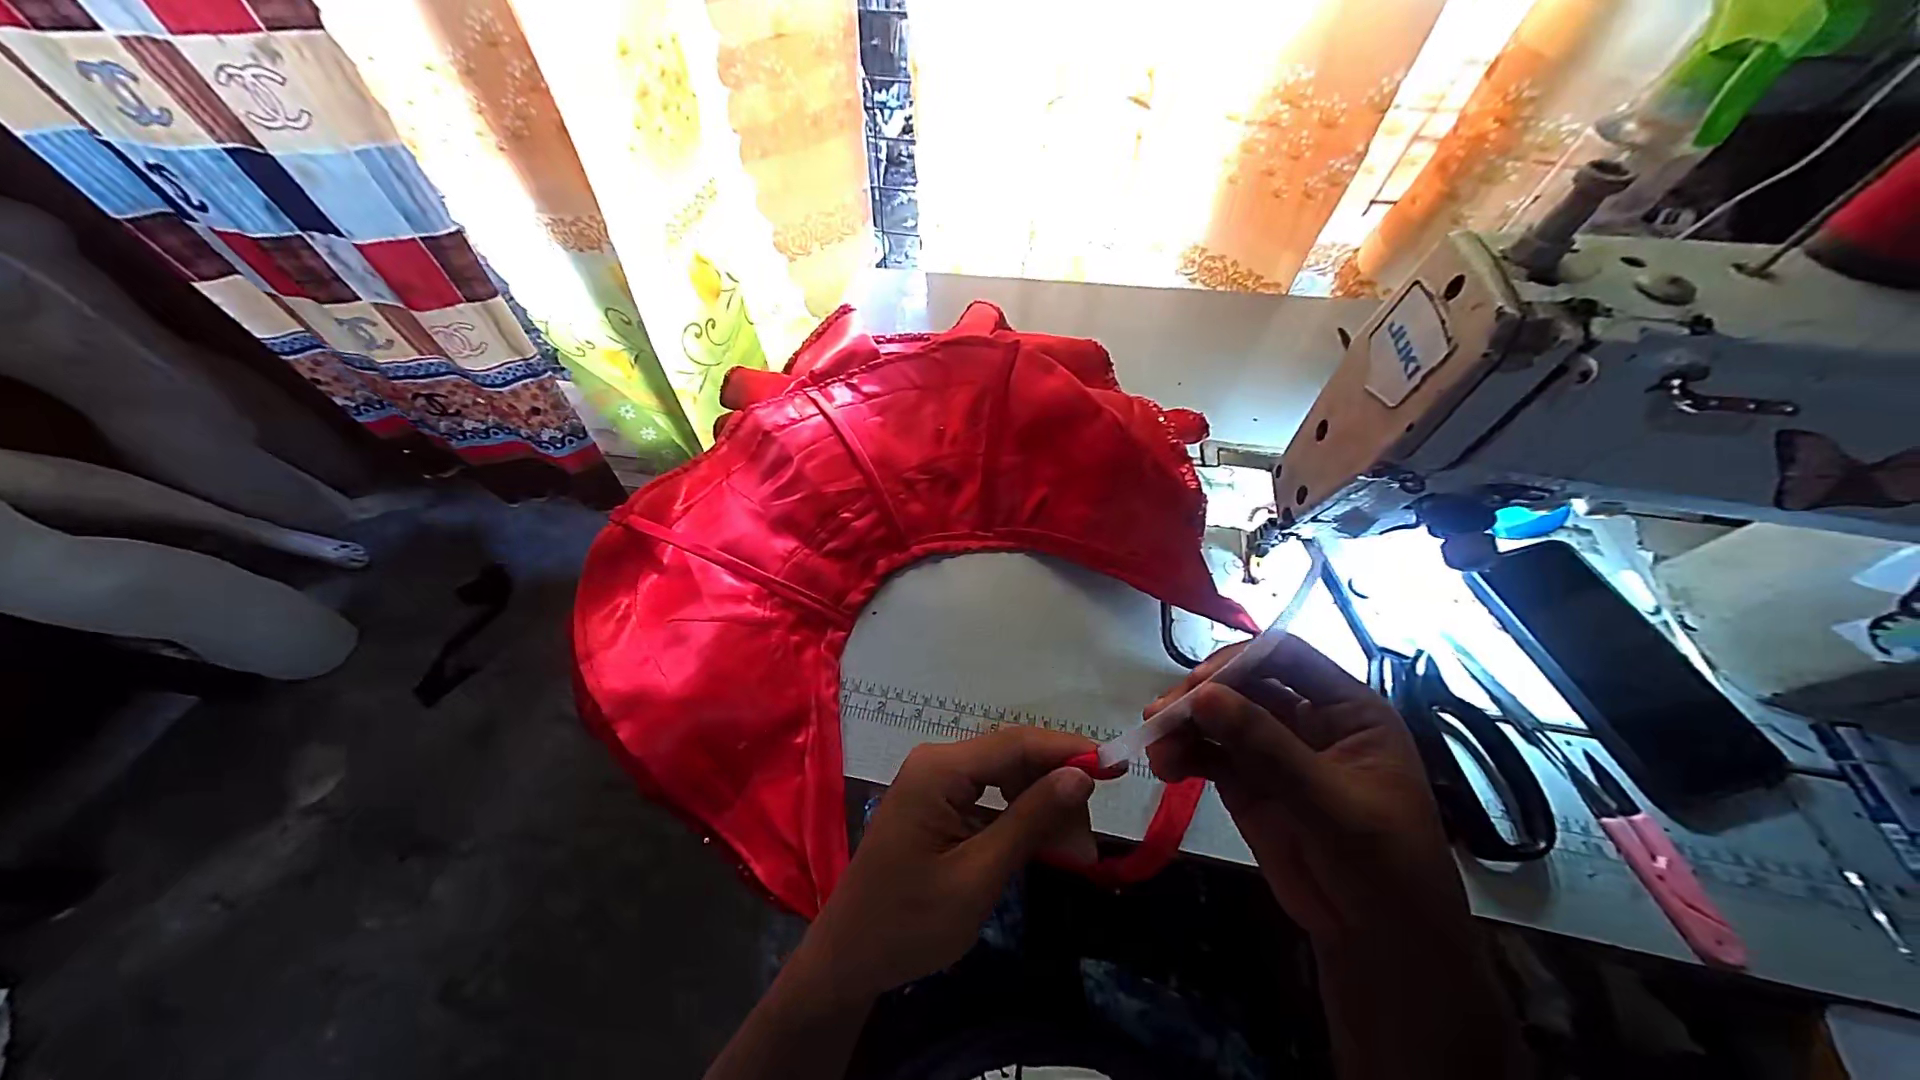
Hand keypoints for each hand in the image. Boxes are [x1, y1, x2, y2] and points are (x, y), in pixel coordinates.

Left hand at [799, 728, 1099, 998]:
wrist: (849, 957)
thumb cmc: (909, 922)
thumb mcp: (979, 875)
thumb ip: (1030, 820)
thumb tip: (1082, 775)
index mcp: (939, 769)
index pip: (1017, 743)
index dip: (1069, 750)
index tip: (1116, 767)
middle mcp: (936, 763)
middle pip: (1013, 758)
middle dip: (1057, 789)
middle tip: (1091, 838)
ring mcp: (934, 782)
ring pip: (1006, 778)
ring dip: (1042, 808)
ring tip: (1075, 851)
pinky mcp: (937, 803)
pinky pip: (989, 797)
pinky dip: (1019, 819)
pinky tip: (1044, 845)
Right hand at [1144, 635, 1468, 945]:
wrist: (1380, 942)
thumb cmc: (1384, 867)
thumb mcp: (1331, 805)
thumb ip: (1268, 749)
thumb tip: (1204, 696)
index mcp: (1346, 709)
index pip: (1286, 658)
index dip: (1239, 662)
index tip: (1198, 686)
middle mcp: (1305, 719)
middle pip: (1242, 683)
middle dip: (1200, 696)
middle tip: (1162, 717)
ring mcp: (1272, 750)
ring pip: (1218, 717)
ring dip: (1183, 725)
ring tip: (1156, 747)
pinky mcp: (1246, 781)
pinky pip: (1207, 753)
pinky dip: (1183, 754)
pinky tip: (1165, 766)